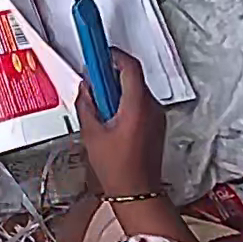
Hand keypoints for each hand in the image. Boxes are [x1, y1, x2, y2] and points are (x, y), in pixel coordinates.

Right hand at [76, 49, 163, 199]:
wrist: (136, 192)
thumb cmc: (118, 168)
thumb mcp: (92, 133)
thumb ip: (87, 104)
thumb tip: (86, 88)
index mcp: (137, 106)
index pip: (129, 67)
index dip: (112, 55)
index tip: (99, 50)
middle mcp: (151, 108)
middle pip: (132, 77)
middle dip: (109, 74)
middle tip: (92, 77)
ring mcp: (156, 117)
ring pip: (134, 90)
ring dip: (115, 89)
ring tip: (97, 102)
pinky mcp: (155, 124)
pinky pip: (139, 103)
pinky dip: (123, 101)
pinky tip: (108, 115)